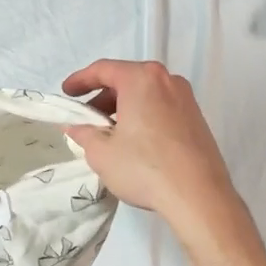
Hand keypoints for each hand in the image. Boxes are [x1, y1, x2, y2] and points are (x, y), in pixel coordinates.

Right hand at [61, 60, 245, 245]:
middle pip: (127, 80)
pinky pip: (162, 108)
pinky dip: (143, 117)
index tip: (66, 93)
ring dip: (124, 109)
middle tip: (86, 119)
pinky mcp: (197, 119)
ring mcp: (186, 99)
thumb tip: (75, 127)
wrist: (199, 195)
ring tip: (109, 134)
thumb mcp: (102, 153)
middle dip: (103, 97)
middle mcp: (168, 81)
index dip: (80, 80)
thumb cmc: (144, 168)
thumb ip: (84, 133)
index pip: (104, 69)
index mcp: (142, 79)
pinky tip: (135, 142)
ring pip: (146, 95)